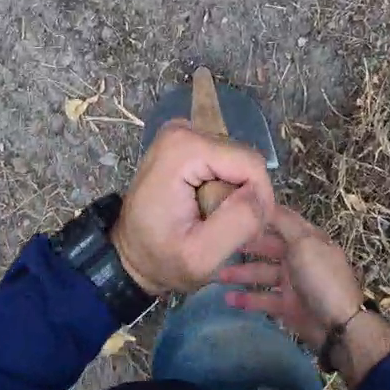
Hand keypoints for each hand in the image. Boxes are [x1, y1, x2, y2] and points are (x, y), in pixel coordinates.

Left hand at [109, 121, 275, 295]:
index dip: (258, 200)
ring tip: (212, 221)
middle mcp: (182, 131)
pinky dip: (224, 188)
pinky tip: (208, 208)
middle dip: (244, 197)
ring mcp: (183, 133)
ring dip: (234, 195)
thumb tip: (259, 194)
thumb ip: (237, 223)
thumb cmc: (161, 259)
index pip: (251, 164)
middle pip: (244, 160)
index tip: (245, 231)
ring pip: (238, 162)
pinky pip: (226, 162)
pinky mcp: (186, 142)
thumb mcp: (201, 256)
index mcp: (183, 149)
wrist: (130, 255)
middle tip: (224, 229)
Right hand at [218, 205, 364, 348]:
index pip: (280, 220)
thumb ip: (283, 222)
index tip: (233, 210)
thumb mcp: (304, 243)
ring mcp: (293, 282)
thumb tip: (264, 201)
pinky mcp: (287, 306)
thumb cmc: (321, 278)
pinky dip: (247, 299)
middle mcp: (299, 257)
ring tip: (217, 276)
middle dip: (245, 246)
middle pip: (267, 247)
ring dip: (241, 274)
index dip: (259, 215)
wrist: (339, 327)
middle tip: (219, 245)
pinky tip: (228, 298)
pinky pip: (263, 299)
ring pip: (261, 273)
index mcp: (307, 239)